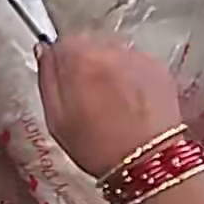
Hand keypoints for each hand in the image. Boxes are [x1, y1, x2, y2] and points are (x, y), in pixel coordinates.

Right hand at [36, 34, 184, 176]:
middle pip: (90, 44)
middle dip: (87, 64)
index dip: (62, 64)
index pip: (61, 42)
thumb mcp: (56, 120)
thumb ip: (47, 79)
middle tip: (90, 98)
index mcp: (78, 58)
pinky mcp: (159, 67)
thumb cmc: (96, 146)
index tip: (66, 84)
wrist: (147, 161)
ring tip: (114, 103)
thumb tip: (45, 51)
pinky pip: (137, 64)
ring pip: (114, 53)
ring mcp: (137, 56)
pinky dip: (132, 77)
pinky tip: (133, 103)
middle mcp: (109, 48)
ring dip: (110, 70)